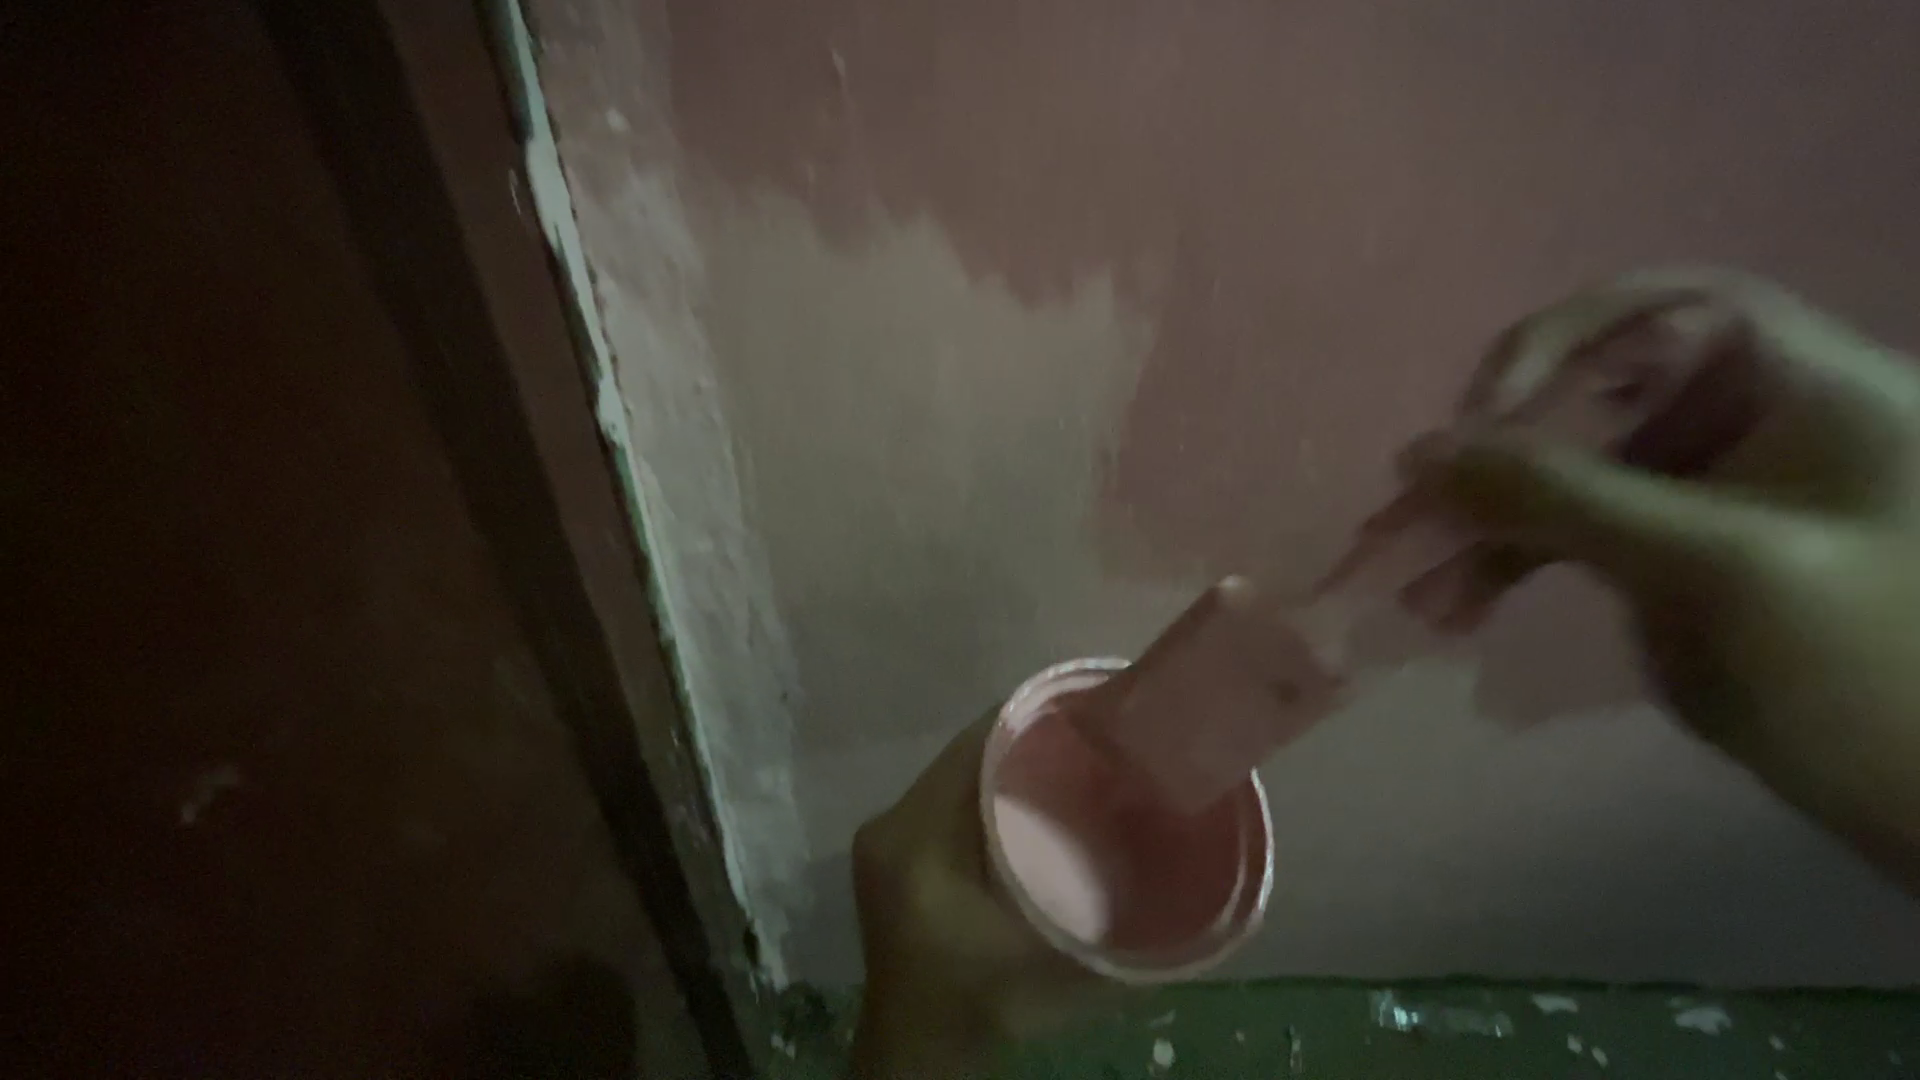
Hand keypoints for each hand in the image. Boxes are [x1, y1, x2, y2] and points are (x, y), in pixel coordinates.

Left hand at [848, 710, 1107, 1077]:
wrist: (916, 1054)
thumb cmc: (976, 1004)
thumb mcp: (1050, 972)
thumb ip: (1114, 937)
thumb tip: (1177, 890)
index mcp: (917, 838)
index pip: (973, 748)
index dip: (1028, 723)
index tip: (1082, 716)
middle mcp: (891, 822)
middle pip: (964, 756)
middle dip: (1022, 743)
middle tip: (1084, 742)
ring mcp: (885, 835)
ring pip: (953, 774)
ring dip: (1002, 766)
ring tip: (1061, 763)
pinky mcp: (890, 850)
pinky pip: (941, 797)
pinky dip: (982, 790)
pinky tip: (1023, 802)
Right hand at [1420, 268, 1919, 860]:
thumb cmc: (1874, 669)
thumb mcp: (1710, 567)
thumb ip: (1561, 497)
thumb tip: (1422, 453)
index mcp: (1795, 391)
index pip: (1666, 307)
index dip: (1562, 338)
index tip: (1488, 410)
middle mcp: (1738, 428)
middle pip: (1585, 403)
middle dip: (1488, 461)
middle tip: (1409, 519)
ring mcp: (1695, 497)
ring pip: (1556, 478)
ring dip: (1476, 526)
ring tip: (1416, 588)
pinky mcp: (1662, 556)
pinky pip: (1558, 536)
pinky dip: (1498, 566)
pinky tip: (1453, 609)